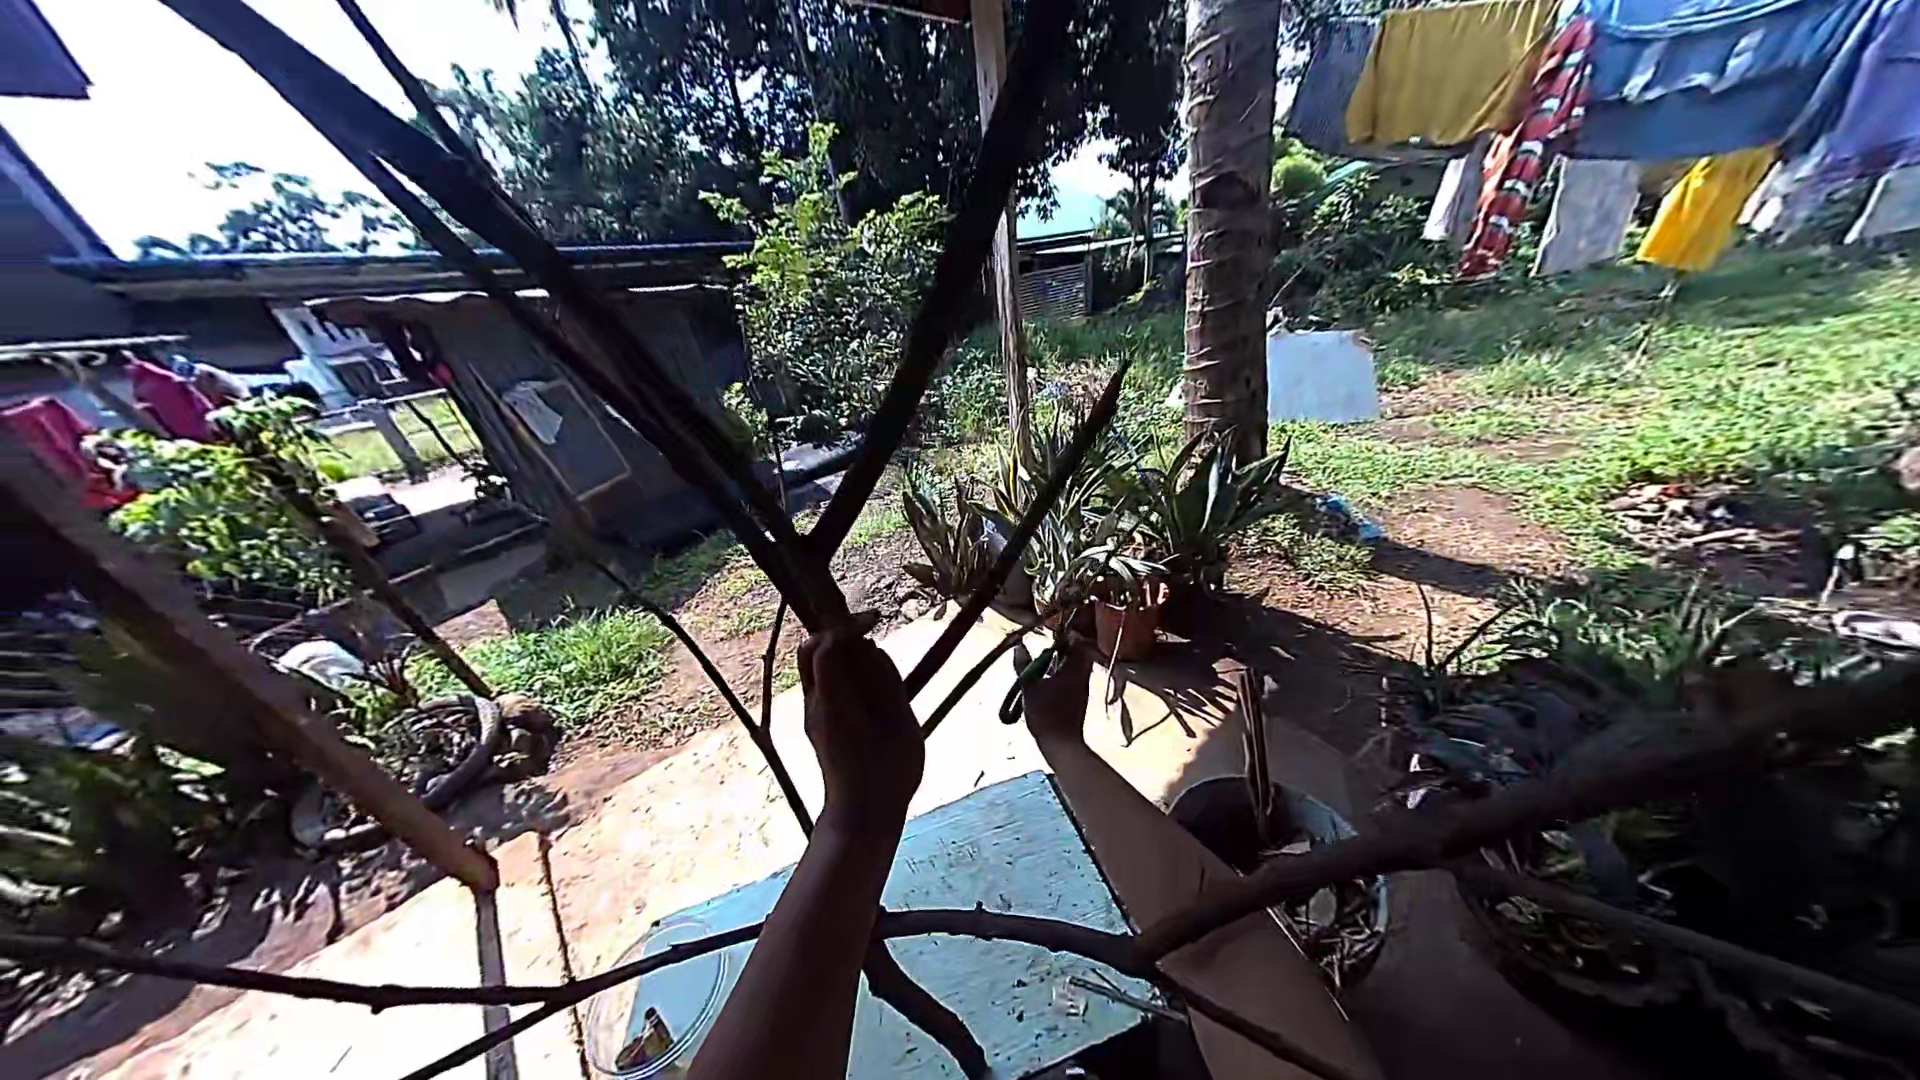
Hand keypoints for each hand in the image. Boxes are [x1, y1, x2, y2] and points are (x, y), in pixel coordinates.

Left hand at [799, 616, 923, 837]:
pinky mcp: (818, 723)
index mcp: (832, 702)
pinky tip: (869, 681)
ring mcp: (814, 713)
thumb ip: (885, 683)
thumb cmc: (887, 772)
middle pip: (810, 651)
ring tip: (872, 658)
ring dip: (840, 652)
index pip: (825, 647)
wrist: (863, 815)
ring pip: (815, 666)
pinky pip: (824, 684)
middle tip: (868, 630)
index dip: (847, 627)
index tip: (872, 621)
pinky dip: (843, 671)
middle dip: (836, 633)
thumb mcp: (898, 724)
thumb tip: (871, 648)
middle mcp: (816, 703)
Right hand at [1021, 636, 1092, 748]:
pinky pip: (1072, 679)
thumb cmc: (1046, 714)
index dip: (1066, 636)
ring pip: (1075, 667)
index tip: (1051, 634)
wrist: (1062, 744)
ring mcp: (1082, 689)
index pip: (1077, 643)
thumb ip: (1024, 666)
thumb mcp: (1030, 687)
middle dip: (1062, 649)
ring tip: (1043, 664)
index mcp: (1074, 669)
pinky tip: (1046, 681)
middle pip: (1077, 654)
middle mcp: (1082, 676)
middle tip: (1044, 648)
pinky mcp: (1078, 699)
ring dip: (1061, 662)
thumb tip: (1018, 646)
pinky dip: (1061, 675)